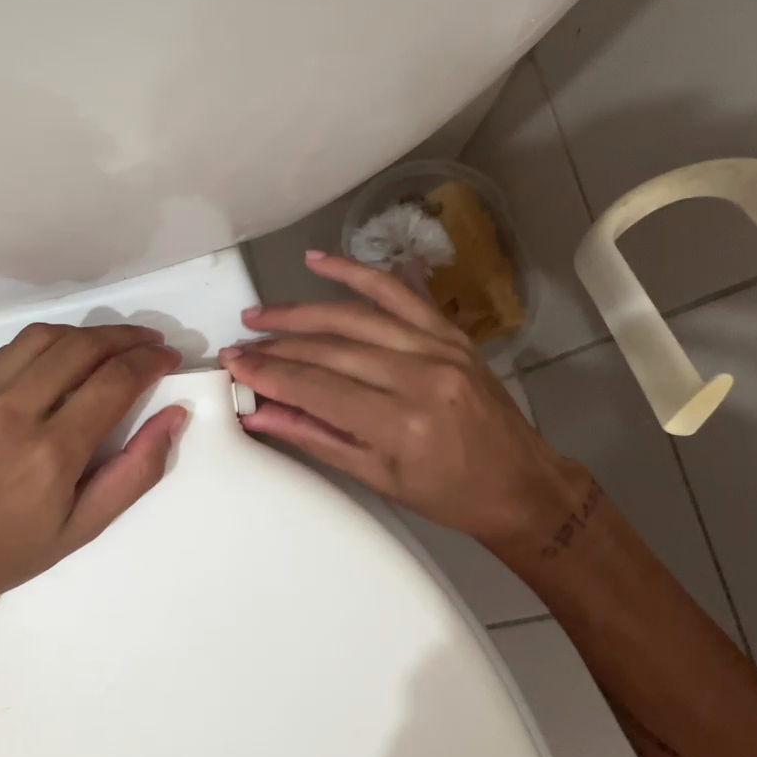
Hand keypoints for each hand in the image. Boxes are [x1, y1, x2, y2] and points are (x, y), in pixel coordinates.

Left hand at [0, 323, 187, 613]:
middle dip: (125, 337)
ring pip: (42, 337)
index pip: (114, 381)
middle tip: (149, 343)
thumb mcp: (82, 528)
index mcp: (50, 453)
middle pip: (81, 347)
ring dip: (85, 334)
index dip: (150, 362)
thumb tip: (174, 416)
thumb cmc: (5, 555)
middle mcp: (12, 412)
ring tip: (111, 344)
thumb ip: (136, 470)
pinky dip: (44, 346)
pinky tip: (60, 360)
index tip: (168, 358)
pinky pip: (7, 352)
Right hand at [218, 250, 589, 547]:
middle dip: (276, 348)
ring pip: (355, 317)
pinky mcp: (450, 333)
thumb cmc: (448, 494)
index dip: (270, 376)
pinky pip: (398, 293)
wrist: (522, 483)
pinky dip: (356, 273)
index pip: (319, 389)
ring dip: (300, 311)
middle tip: (238, 347)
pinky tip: (319, 261)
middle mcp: (420, 377)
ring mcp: (439, 348)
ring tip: (258, 314)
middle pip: (331, 350)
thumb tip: (259, 413)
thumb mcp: (376, 477)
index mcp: (402, 425)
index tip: (233, 367)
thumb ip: (314, 436)